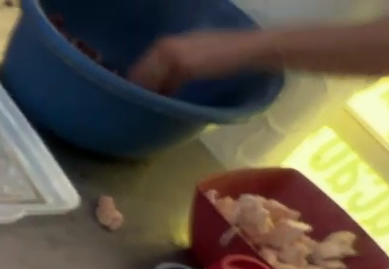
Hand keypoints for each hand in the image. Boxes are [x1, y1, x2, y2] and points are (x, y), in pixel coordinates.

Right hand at [129, 29, 276, 93]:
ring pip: (158, 73)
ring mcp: (185, 50)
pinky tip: (170, 93)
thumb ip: (156, 78)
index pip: (136, 71)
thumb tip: (134, 93)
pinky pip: (171, 73)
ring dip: (155, 88)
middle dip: (143, 87)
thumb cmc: (221, 59)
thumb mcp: (184, 68)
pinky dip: (168, 85)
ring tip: (155, 101)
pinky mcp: (195, 57)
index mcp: (165, 46)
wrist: (257, 51)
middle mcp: (171, 44)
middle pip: (146, 71)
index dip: (133, 88)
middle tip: (142, 105)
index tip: (131, 105)